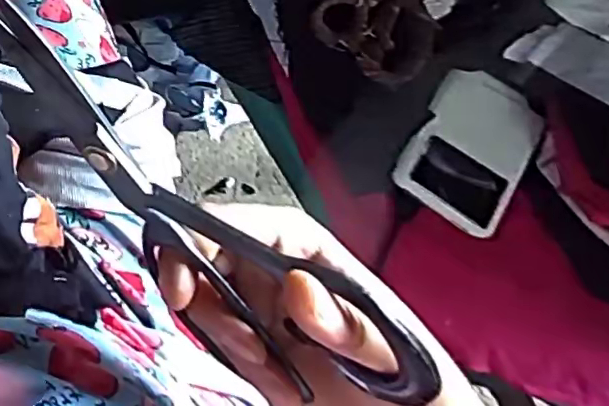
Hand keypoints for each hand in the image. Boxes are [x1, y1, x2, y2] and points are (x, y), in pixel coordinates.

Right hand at [157, 203, 477, 405]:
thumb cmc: (424, 401)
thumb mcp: (404, 368)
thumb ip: (355, 329)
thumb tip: (301, 286)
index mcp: (304, 249)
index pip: (232, 220)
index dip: (195, 237)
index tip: (183, 277)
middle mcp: (268, 263)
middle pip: (197, 243)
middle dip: (192, 279)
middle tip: (195, 310)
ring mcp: (251, 297)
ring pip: (191, 279)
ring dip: (209, 317)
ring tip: (256, 356)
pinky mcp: (241, 331)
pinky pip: (202, 318)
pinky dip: (216, 341)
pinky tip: (259, 367)